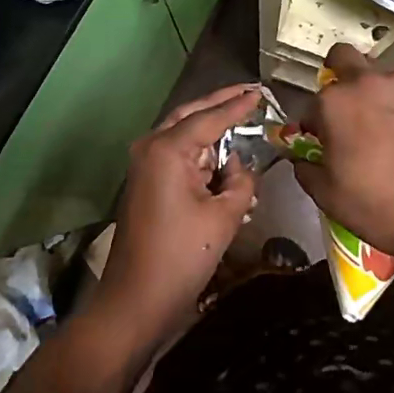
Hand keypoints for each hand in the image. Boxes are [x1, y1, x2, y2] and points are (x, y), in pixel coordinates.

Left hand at [99, 84, 261, 335]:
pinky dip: (199, 151)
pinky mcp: (145, 179)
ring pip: (183, 132)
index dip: (237, 104)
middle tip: (249, 92)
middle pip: (192, 115)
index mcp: (168, 148)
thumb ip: (240, 183)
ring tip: (241, 119)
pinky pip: (176, 153)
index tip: (260, 91)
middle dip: (220, 104)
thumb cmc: (181, 257)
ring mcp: (144, 162)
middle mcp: (151, 145)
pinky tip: (222, 156)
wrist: (134, 301)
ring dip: (210, 129)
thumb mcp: (223, 219)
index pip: (210, 117)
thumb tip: (240, 167)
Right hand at [294, 43, 393, 271]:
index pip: (312, 105)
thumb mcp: (329, 197)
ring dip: (377, 96)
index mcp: (334, 101)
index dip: (314, 125)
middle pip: (344, 58)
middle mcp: (367, 82)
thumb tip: (303, 161)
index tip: (321, 144)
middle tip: (347, 112)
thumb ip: (308, 171)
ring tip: (390, 136)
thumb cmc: (382, 204)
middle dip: (339, 76)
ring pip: (382, 79)